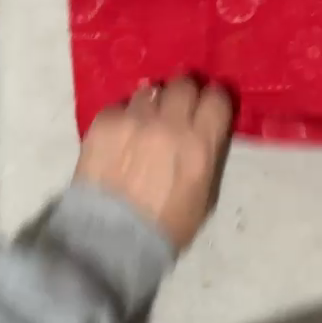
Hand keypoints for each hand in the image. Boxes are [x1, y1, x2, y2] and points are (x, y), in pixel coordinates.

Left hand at [76, 77, 234, 251]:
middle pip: (184, 83)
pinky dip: (124, 116)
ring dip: (153, 103)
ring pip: (151, 90)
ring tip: (146, 123)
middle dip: (185, 93)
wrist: (109, 239)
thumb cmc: (165, 227)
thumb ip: (208, 154)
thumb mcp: (205, 196)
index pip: (217, 97)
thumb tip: (205, 130)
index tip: (209, 107)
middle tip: (179, 108)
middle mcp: (168, 122)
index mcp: (199, 143)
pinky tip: (120, 137)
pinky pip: (120, 105)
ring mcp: (133, 119)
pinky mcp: (104, 121)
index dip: (215, 100)